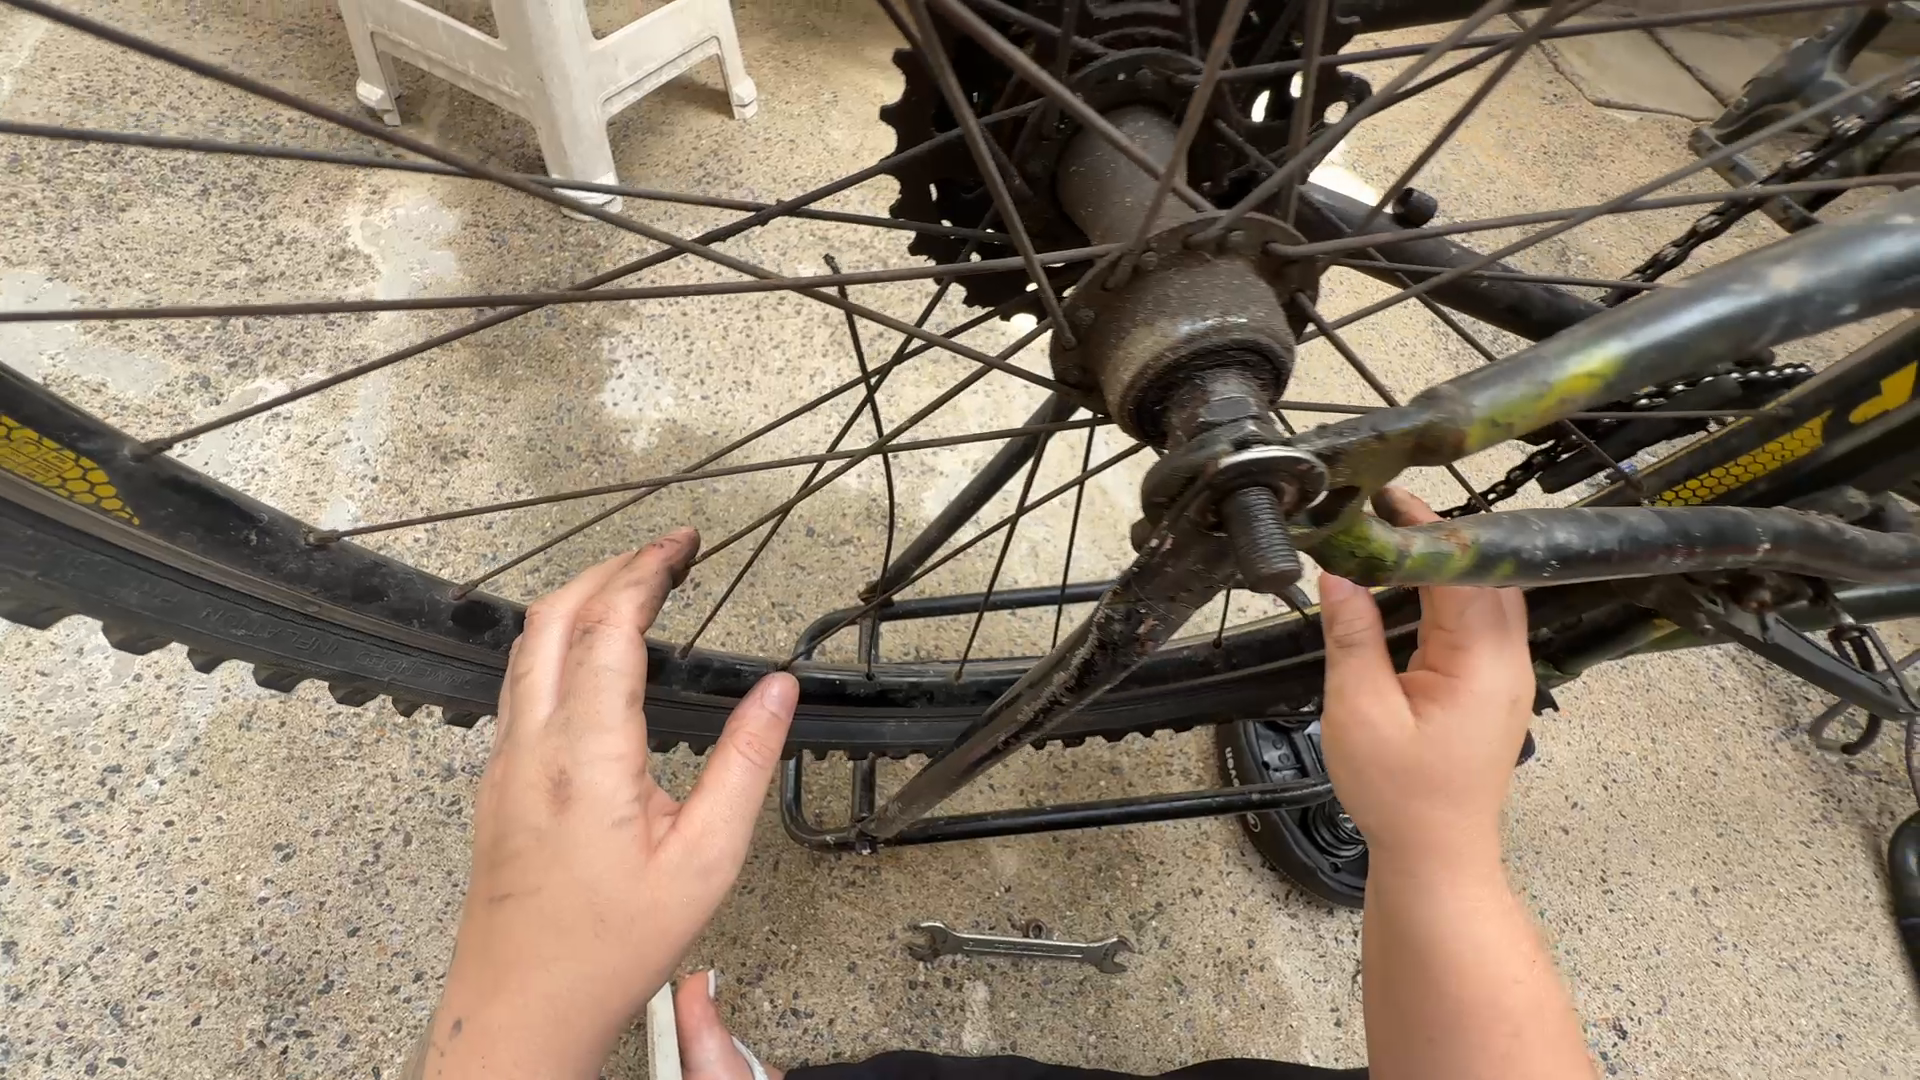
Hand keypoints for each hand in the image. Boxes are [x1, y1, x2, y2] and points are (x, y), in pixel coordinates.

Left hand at [418, 530, 797, 1078]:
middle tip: (667, 550)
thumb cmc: (613, 944)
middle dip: (610, 566)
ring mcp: (504, 760)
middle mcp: (531, 745)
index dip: (645, 572)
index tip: (682, 543)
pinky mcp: (498, 779)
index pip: (606, 629)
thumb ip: (746, 762)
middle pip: (552, 617)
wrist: (519, 1015)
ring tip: (639, 583)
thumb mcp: (708, 857)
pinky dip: (561, 636)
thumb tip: (777, 689)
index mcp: (586, 756)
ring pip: (527, 645)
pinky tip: (598, 650)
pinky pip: (522, 680)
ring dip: (581, 597)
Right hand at [1315, 488, 1533, 866]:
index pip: (1463, 575)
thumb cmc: (1397, 791)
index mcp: (1480, 665)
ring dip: (1445, 566)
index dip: (1427, 532)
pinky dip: (1447, 595)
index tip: (1389, 501)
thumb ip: (1352, 635)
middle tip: (1387, 512)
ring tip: (1393, 541)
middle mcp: (1507, 664)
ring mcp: (1505, 677)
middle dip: (1441, 539)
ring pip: (1486, 599)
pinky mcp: (1490, 689)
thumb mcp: (1359, 708)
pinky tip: (1410, 590)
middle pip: (1487, 579)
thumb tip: (1339, 576)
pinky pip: (1477, 624)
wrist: (1435, 852)